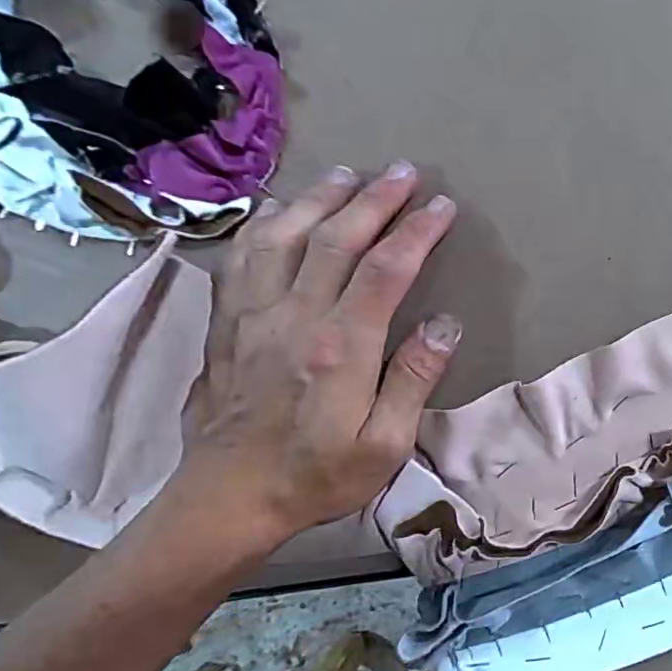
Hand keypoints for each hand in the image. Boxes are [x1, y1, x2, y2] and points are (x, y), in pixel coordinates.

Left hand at [175, 161, 459, 549]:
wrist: (227, 500)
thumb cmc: (320, 475)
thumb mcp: (387, 444)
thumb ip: (415, 379)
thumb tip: (445, 323)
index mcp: (339, 348)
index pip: (385, 271)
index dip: (417, 232)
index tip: (443, 206)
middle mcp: (292, 320)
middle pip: (335, 241)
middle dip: (375, 199)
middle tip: (404, 171)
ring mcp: (251, 317)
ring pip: (283, 238)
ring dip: (320, 200)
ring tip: (349, 174)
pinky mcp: (226, 324)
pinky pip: (242, 258)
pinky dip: (266, 224)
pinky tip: (284, 209)